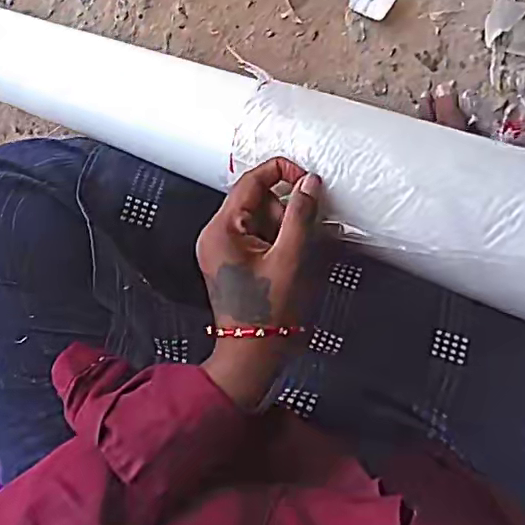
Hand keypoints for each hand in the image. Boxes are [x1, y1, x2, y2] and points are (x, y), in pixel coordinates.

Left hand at [195, 157, 321, 407]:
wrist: (251, 352)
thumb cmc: (266, 312)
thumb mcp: (289, 259)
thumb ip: (300, 216)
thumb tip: (309, 184)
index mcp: (221, 229)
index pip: (250, 181)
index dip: (281, 173)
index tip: (307, 180)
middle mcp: (215, 234)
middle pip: (256, 199)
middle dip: (283, 211)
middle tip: (298, 237)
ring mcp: (221, 247)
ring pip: (259, 217)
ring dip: (282, 228)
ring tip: (289, 257)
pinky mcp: (231, 259)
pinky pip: (257, 235)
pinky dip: (276, 240)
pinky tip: (284, 261)